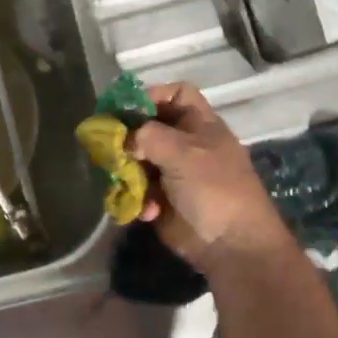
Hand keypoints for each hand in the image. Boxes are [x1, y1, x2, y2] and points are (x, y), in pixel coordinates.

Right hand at [129, 83, 291, 270]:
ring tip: (124, 183)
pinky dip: (137, 200)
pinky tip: (145, 211)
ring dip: (128, 173)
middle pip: (148, 129)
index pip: (176, 94)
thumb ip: (148, 136)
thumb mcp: (183, 152)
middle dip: (127, 138)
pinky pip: (138, 191)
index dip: (151, 95)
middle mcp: (186, 146)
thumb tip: (124, 140)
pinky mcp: (162, 201)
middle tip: (108, 147)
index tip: (124, 108)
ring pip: (137, 162)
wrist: (230, 243)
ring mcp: (173, 174)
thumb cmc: (214, 189)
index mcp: (200, 126)